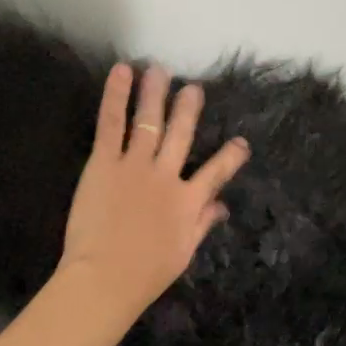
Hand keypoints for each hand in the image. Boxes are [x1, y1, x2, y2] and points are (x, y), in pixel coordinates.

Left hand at [57, 62, 250, 313]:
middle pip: (181, 135)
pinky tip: (122, 71)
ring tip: (159, 69)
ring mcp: (135, 166)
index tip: (241, 143)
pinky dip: (116, 94)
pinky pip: (111, 122)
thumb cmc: (147, 274)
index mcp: (188, 203)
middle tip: (193, 89)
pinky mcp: (104, 162)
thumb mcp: (183, 252)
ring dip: (155, 92)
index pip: (216, 173)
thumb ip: (202, 224)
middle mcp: (166, 176)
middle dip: (189, 110)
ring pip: (149, 120)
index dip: (231, 157)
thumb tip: (221, 207)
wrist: (107, 276)